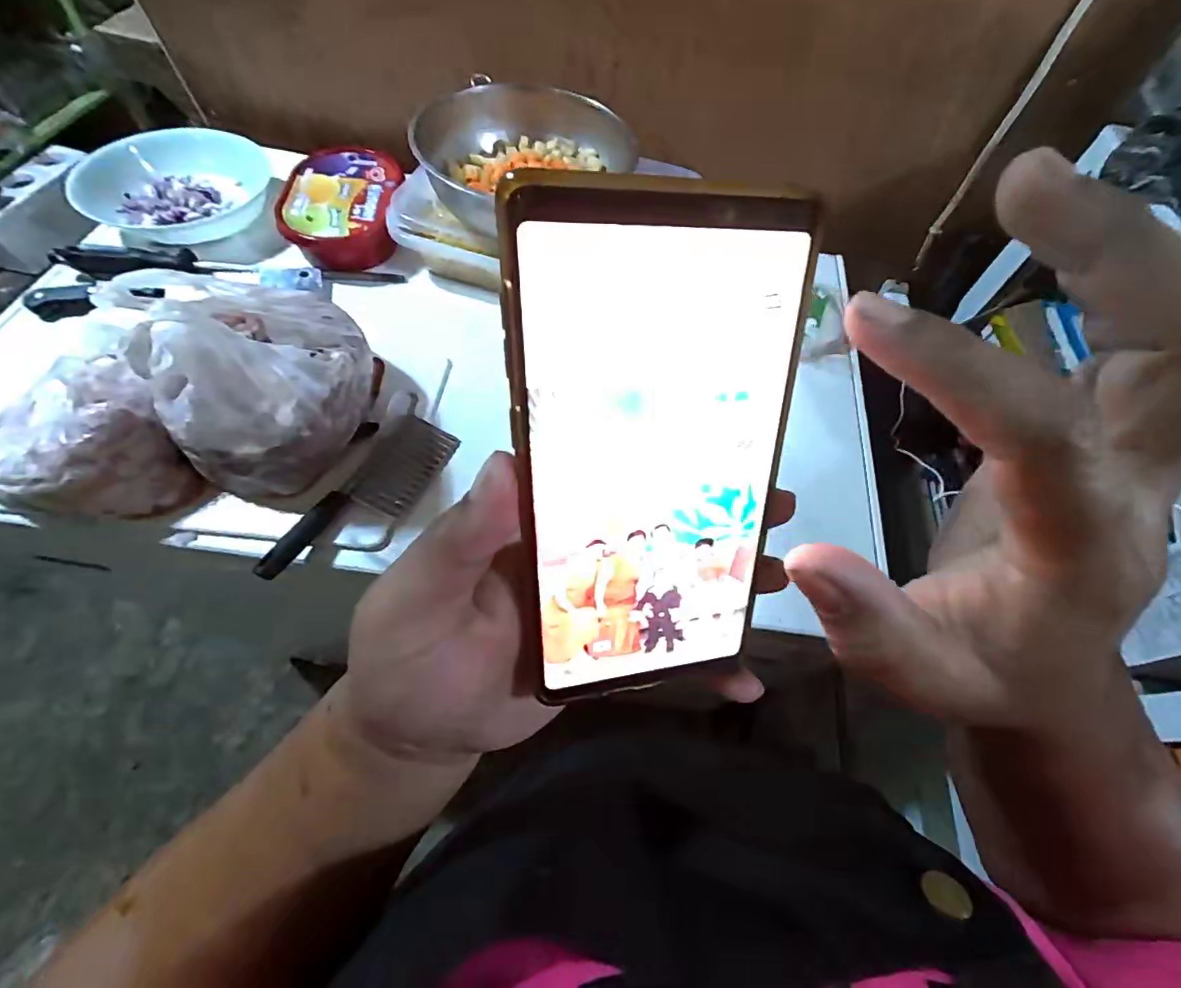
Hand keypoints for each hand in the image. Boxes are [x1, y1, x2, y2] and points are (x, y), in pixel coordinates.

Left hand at [338, 451, 789, 762]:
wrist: (409, 732)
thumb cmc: (404, 647)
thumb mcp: (425, 586)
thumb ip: (465, 534)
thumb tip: (506, 462)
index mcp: (531, 527)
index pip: (595, 481)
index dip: (651, 462)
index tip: (715, 446)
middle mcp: (567, 562)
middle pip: (647, 534)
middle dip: (709, 520)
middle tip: (777, 507)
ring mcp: (588, 616)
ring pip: (662, 594)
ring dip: (717, 589)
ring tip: (777, 581)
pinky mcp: (597, 668)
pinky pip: (653, 665)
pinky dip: (696, 672)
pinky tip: (745, 683)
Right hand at [785, 148, 1180, 731]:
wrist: (1050, 680)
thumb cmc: (983, 672)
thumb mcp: (915, 670)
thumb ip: (868, 625)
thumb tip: (804, 554)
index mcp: (1078, 545)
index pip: (1038, 432)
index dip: (953, 364)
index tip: (865, 312)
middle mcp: (1136, 486)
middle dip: (1118, 250)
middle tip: (1023, 180)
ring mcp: (1145, 453)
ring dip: (1127, 242)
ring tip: (1032, 185)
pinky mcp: (1125, 433)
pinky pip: (1156, 335)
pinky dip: (1117, 272)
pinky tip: (1049, 243)